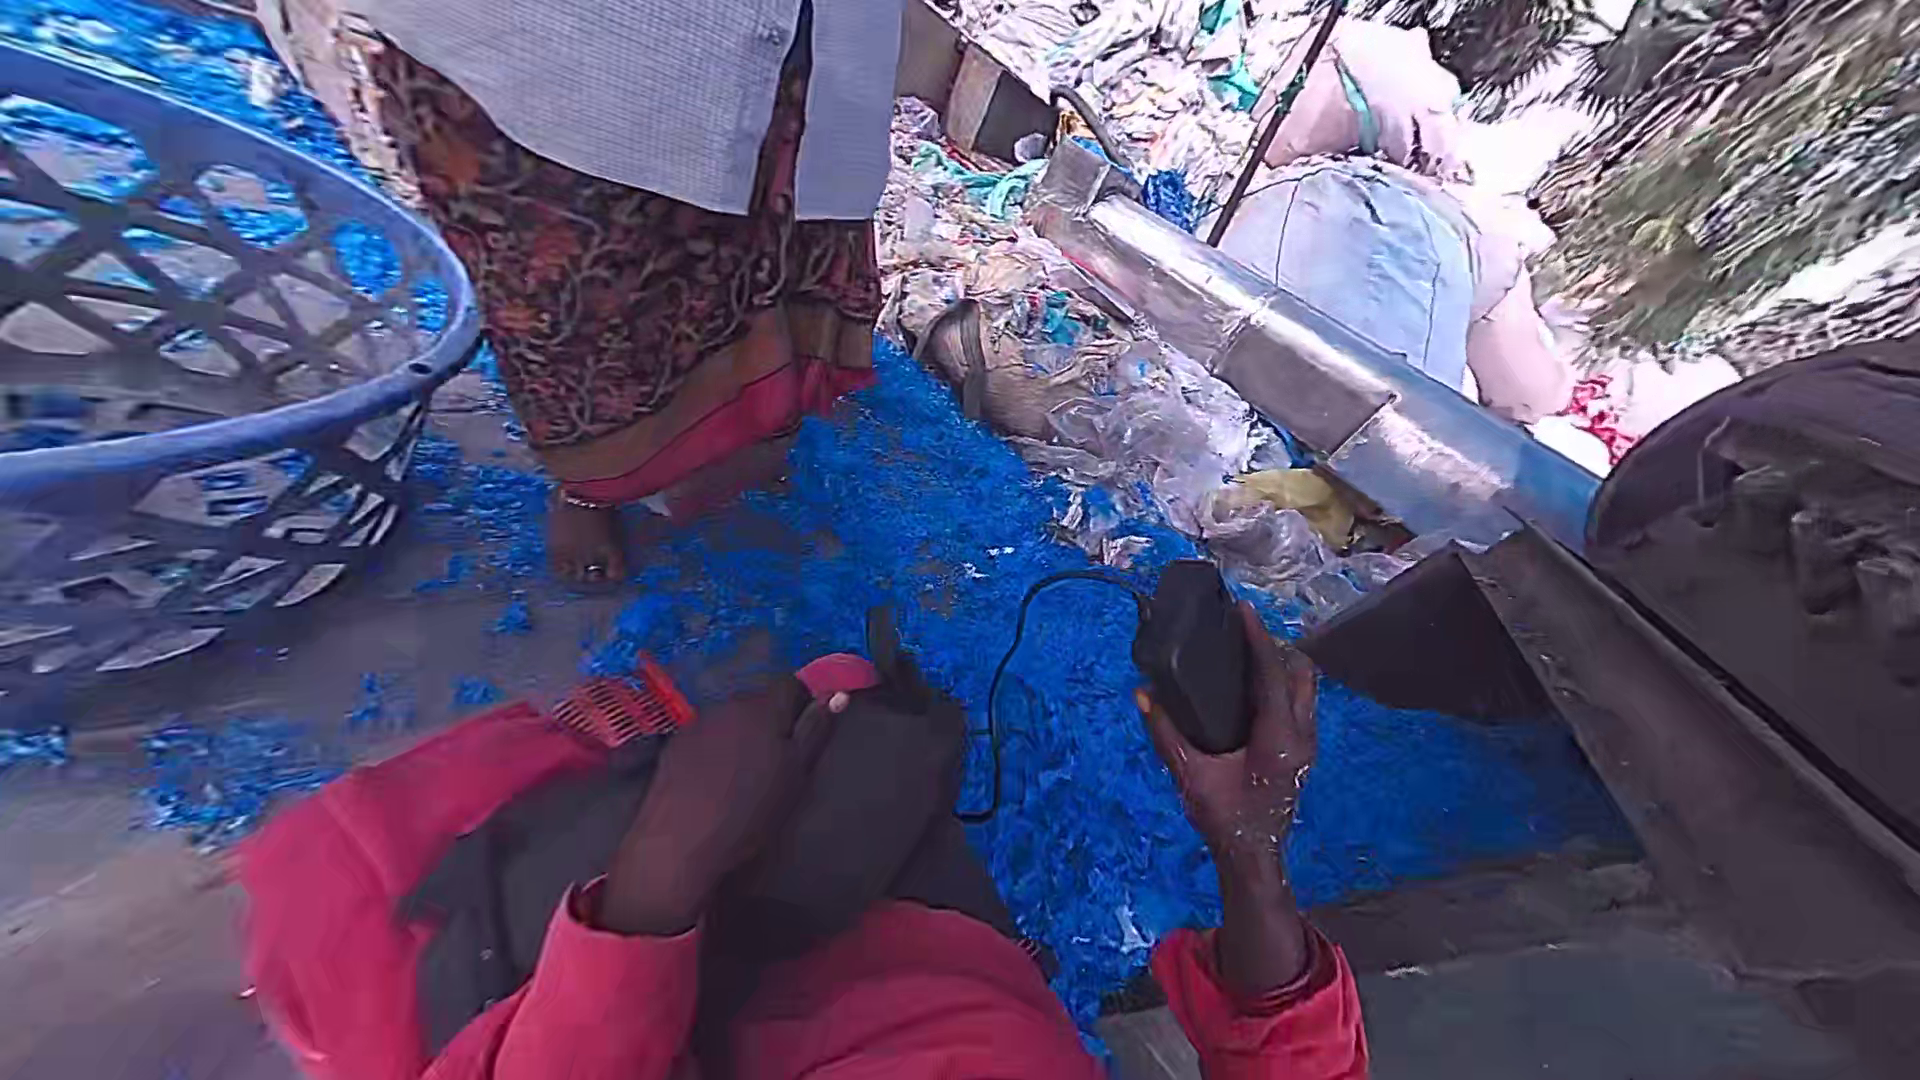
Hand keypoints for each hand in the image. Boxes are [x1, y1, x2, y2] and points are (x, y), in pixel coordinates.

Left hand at [598, 681, 838, 935]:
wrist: (678, 845)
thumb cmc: (749, 810)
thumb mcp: (796, 772)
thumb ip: (816, 727)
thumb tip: (838, 692)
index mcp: (764, 707)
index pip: (791, 683)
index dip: (802, 704)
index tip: (802, 735)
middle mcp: (731, 703)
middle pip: (761, 699)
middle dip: (773, 719)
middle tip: (777, 758)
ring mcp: (699, 721)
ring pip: (734, 715)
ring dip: (744, 731)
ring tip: (744, 770)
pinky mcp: (676, 742)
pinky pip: (708, 732)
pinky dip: (717, 745)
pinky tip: (714, 777)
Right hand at [1138, 600, 1316, 868]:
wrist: (1252, 855)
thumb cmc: (1222, 817)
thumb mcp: (1189, 774)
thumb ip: (1164, 733)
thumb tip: (1141, 694)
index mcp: (1277, 739)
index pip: (1273, 675)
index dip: (1259, 639)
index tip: (1243, 610)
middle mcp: (1301, 735)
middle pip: (1302, 673)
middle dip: (1275, 645)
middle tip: (1242, 629)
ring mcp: (1306, 741)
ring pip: (1306, 685)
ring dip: (1282, 660)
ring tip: (1246, 647)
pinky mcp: (1301, 746)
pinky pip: (1300, 698)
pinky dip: (1281, 678)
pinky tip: (1253, 677)